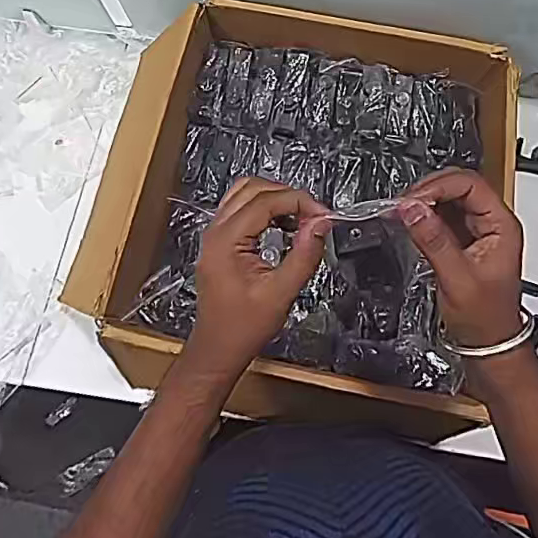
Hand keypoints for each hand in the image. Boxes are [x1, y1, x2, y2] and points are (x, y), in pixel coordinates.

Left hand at [188, 177, 330, 374]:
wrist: (217, 349)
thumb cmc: (243, 327)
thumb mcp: (281, 293)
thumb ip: (304, 255)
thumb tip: (321, 224)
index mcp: (226, 241)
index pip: (266, 201)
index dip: (299, 202)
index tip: (322, 216)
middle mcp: (216, 231)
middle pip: (253, 188)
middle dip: (288, 195)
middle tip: (314, 216)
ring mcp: (214, 234)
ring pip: (245, 192)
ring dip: (276, 198)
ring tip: (300, 218)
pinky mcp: (220, 240)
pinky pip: (241, 208)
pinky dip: (265, 208)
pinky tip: (284, 225)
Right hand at [397, 168, 525, 348]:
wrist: (488, 345)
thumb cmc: (486, 319)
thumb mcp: (457, 279)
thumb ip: (434, 240)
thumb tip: (413, 209)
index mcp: (501, 226)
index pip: (470, 185)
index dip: (439, 187)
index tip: (414, 199)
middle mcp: (492, 223)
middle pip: (460, 185)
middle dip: (430, 190)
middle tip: (405, 203)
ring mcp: (478, 230)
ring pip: (450, 198)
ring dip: (425, 201)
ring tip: (403, 212)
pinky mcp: (463, 239)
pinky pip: (443, 215)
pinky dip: (425, 215)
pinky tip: (411, 222)